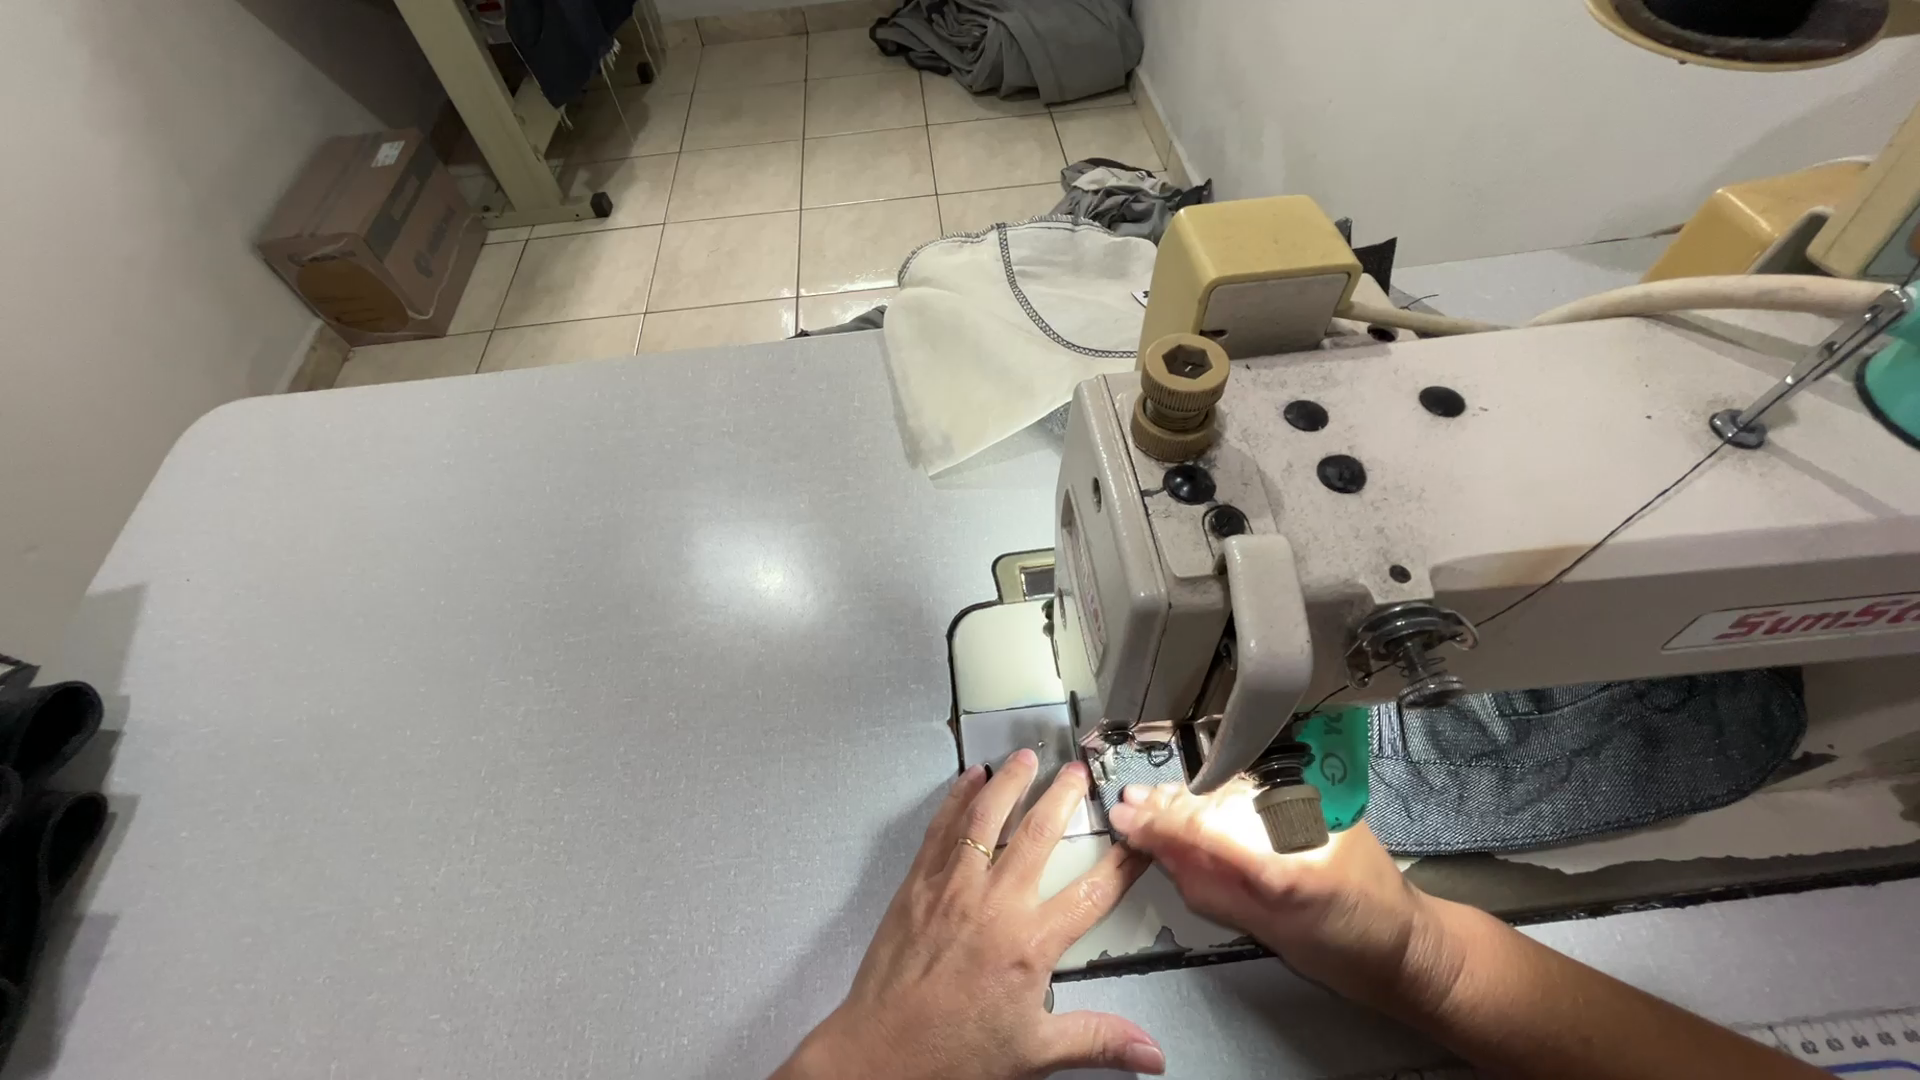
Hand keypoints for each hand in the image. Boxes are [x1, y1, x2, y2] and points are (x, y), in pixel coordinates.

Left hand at [774, 750, 1161, 1079]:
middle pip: (1039, 834)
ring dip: (1009, 781)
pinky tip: (969, 777)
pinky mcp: (919, 881)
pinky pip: (942, 827)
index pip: (1093, 893)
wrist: (882, 1051)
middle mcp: (996, 902)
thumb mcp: (1035, 1051)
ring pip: (987, 817)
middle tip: (1077, 770)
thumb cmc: (958, 1052)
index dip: (1123, 863)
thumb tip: (1153, 1053)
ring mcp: (954, 885)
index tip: (1138, 838)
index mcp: (1031, 943)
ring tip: (1026, 757)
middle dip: (1062, 796)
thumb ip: (1097, 1039)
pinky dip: (957, 797)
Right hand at [1106, 782, 1456, 1014]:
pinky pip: (1256, 789)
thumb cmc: (1346, 956)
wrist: (1410, 943)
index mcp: (1289, 867)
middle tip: (1129, 802)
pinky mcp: (1319, 799)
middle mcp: (1301, 823)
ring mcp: (1314, 805)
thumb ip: (1210, 891)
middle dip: (1167, 801)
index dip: (1158, 822)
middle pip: (1216, 801)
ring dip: (1188, 792)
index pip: (1205, 830)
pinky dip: (1220, 791)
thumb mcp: (1269, 936)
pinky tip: (1195, 794)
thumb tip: (1163, 856)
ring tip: (1151, 796)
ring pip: (1234, 787)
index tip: (1126, 818)